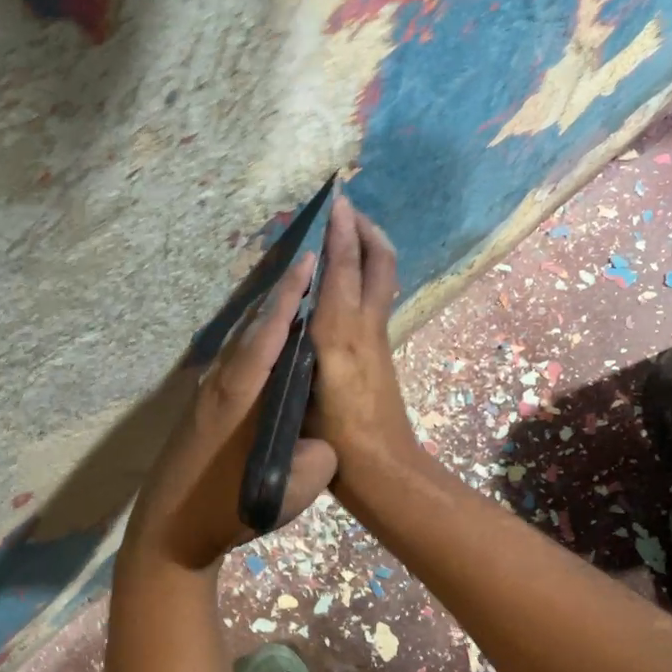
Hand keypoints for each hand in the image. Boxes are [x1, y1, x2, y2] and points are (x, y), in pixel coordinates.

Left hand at [121, 253, 338, 572]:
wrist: (166, 533)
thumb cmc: (223, 512)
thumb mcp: (282, 496)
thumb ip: (313, 464)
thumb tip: (325, 443)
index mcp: (235, 398)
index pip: (266, 337)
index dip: (287, 298)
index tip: (307, 262)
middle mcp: (216, 386)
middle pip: (250, 330)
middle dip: (279, 296)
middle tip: (308, 264)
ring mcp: (203, 397)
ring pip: (238, 345)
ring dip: (265, 319)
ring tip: (295, 296)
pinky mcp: (199, 410)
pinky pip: (232, 363)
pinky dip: (253, 344)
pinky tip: (269, 350)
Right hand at [308, 195, 417, 483]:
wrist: (382, 470)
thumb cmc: (337, 434)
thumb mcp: (308, 386)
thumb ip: (299, 344)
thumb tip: (289, 310)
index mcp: (344, 330)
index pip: (346, 267)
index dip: (341, 232)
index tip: (336, 201)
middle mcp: (366, 325)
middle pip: (380, 263)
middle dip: (367, 230)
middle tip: (347, 210)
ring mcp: (377, 338)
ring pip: (382, 279)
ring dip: (369, 249)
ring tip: (346, 235)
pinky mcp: (378, 353)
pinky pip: (375, 297)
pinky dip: (364, 274)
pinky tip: (343, 282)